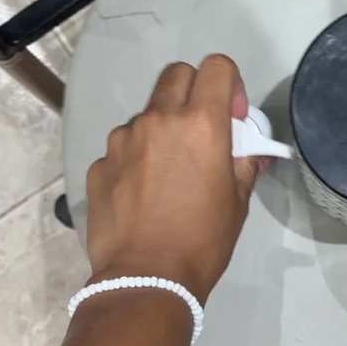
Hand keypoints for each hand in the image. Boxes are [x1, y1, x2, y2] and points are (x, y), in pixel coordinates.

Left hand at [84, 55, 266, 302]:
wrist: (146, 278)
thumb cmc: (204, 239)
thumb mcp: (239, 200)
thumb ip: (244, 162)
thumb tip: (247, 151)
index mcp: (201, 123)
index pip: (217, 67)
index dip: (231, 85)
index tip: (233, 118)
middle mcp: (158, 120)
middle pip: (177, 74)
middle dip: (194, 91)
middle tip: (202, 130)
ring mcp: (122, 140)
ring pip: (147, 113)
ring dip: (163, 129)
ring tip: (169, 172)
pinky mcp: (99, 164)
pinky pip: (124, 147)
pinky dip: (138, 158)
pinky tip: (144, 193)